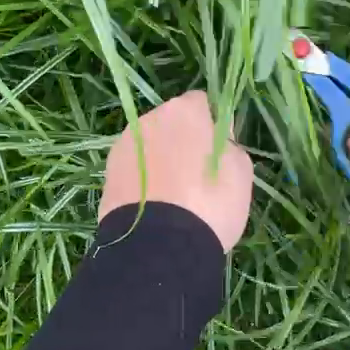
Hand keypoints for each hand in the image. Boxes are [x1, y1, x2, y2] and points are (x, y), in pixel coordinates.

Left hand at [100, 91, 251, 250]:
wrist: (160, 246)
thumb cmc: (210, 203)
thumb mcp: (241, 172)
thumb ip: (229, 144)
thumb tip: (219, 140)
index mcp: (185, 110)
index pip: (202, 103)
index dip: (212, 125)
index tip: (219, 153)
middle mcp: (151, 117)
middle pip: (173, 122)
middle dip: (183, 140)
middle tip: (197, 176)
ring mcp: (125, 143)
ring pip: (151, 144)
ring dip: (161, 158)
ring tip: (173, 196)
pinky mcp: (109, 171)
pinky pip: (134, 166)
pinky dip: (143, 178)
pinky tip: (153, 205)